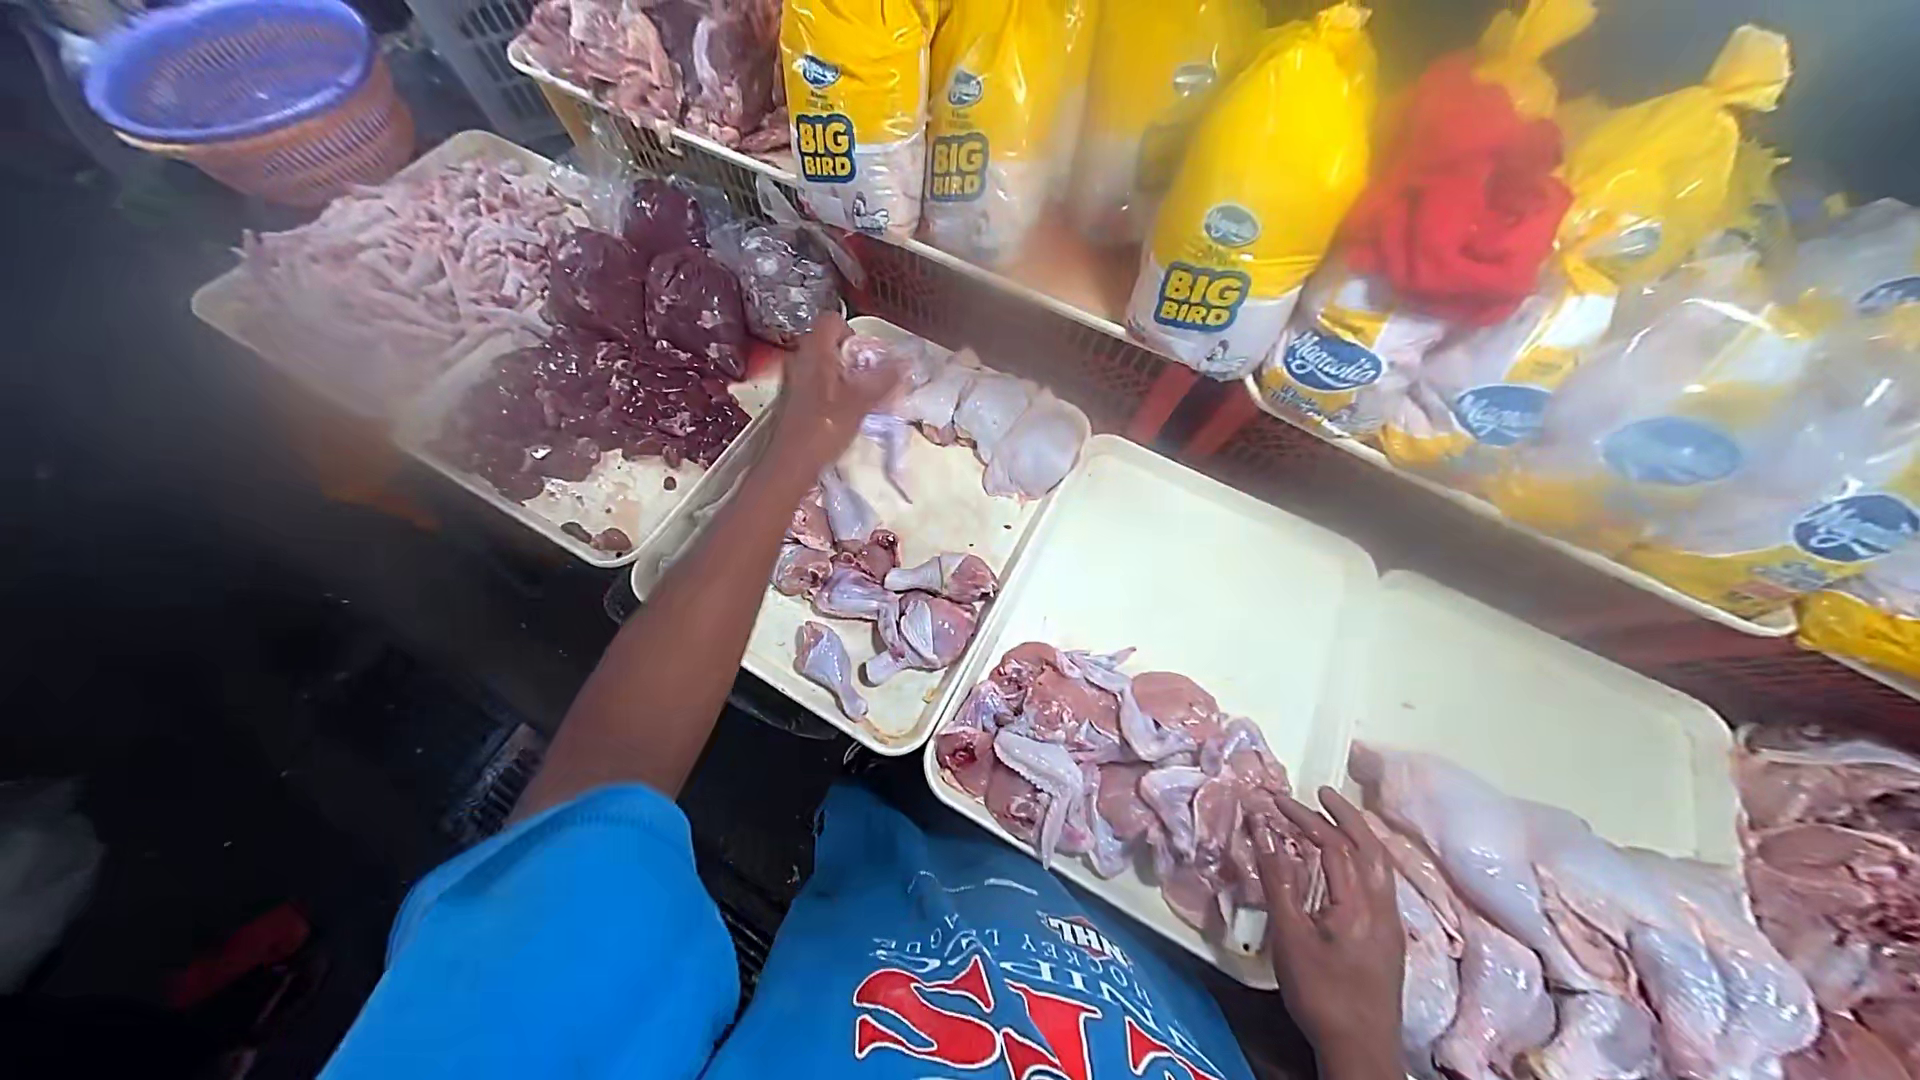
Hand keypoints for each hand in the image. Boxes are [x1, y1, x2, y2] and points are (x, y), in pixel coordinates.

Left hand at [766, 314, 900, 478]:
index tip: (867, 357)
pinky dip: (833, 390)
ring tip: (860, 397)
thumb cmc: (823, 429)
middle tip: (869, 379)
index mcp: (814, 351)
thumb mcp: (859, 403)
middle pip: (829, 342)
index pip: (832, 320)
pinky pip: (817, 382)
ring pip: (824, 364)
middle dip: (853, 357)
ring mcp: (794, 379)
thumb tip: (906, 362)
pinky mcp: (794, 399)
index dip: (853, 332)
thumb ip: (882, 380)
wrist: (790, 463)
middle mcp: (799, 358)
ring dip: (844, 375)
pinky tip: (844, 412)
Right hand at [1254, 787, 1404, 1079]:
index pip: (1334, 844)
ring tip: (1333, 816)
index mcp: (1359, 904)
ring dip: (1357, 834)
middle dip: (1344, 815)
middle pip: (1369, 847)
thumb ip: (1277, 878)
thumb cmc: (1320, 991)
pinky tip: (1348, 860)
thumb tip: (1263, 829)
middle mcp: (1383, 907)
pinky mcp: (1389, 937)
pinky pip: (1380, 880)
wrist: (1361, 1050)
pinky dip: (1363, 856)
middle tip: (1320, 791)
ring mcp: (1391, 924)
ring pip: (1380, 864)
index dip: (1304, 817)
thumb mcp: (1290, 934)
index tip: (1276, 801)